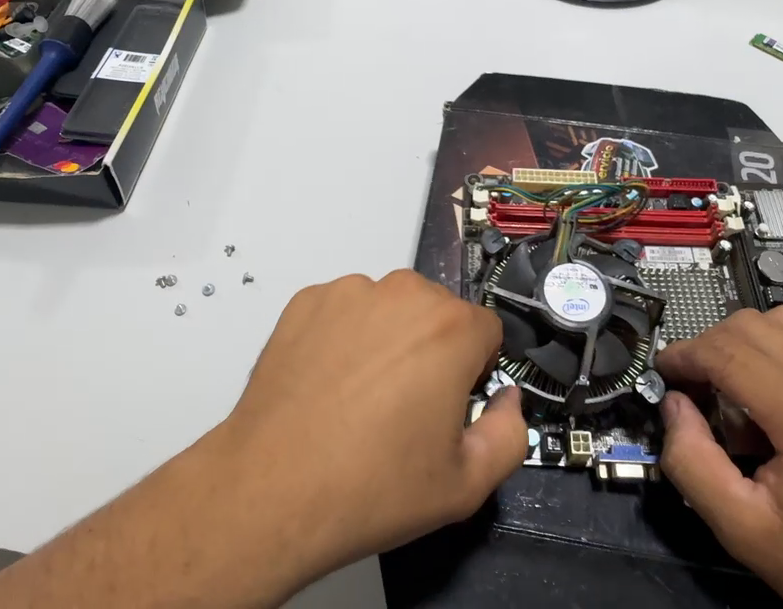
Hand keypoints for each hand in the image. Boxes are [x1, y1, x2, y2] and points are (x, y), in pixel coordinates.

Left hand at [216, 269, 528, 571]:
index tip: (451, 405)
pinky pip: (342, 312)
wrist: (271, 490)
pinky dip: (342, 338)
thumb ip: (511, 435)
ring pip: (388, 308)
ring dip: (386, 339)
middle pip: (437, 312)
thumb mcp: (466, 484)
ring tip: (360, 399)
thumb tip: (507, 402)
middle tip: (405, 408)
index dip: (475, 370)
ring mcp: (348, 293)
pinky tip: (327, 386)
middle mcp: (402, 294)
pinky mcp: (304, 302)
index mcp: (450, 328)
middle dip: (432, 350)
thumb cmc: (372, 486)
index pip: (486, 330)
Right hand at [657, 307, 782, 608]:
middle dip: (709, 346)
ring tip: (737, 384)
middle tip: (695, 389)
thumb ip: (691, 463)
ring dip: (748, 339)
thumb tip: (673, 405)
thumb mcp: (742, 529)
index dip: (683, 354)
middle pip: (751, 325)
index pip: (726, 351)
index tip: (661, 374)